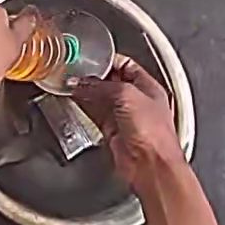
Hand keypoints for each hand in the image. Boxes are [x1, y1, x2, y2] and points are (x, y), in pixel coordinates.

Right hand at [73, 57, 183, 189]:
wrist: (152, 167)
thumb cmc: (154, 134)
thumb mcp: (127, 95)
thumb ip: (103, 85)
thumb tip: (83, 82)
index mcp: (148, 87)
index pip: (126, 65)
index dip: (108, 60)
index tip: (91, 57)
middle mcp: (137, 101)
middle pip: (110, 81)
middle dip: (93, 76)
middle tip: (76, 70)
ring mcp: (124, 117)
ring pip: (100, 98)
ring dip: (85, 90)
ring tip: (70, 82)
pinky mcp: (112, 131)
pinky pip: (95, 113)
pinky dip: (83, 106)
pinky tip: (73, 99)